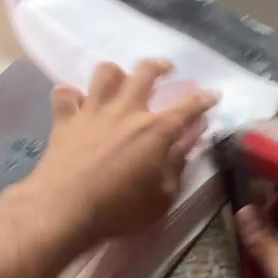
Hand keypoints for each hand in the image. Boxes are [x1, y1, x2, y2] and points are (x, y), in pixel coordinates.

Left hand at [18, 59, 216, 250]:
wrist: (64, 210)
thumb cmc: (119, 210)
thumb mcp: (161, 198)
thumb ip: (176, 167)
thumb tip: (186, 144)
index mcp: (156, 130)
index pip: (188, 107)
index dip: (203, 99)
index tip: (212, 94)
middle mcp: (126, 111)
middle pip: (145, 72)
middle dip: (160, 66)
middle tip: (165, 70)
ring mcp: (93, 111)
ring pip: (105, 72)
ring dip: (116, 72)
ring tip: (120, 79)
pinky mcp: (65, 120)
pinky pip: (65, 94)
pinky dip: (71, 94)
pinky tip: (76, 101)